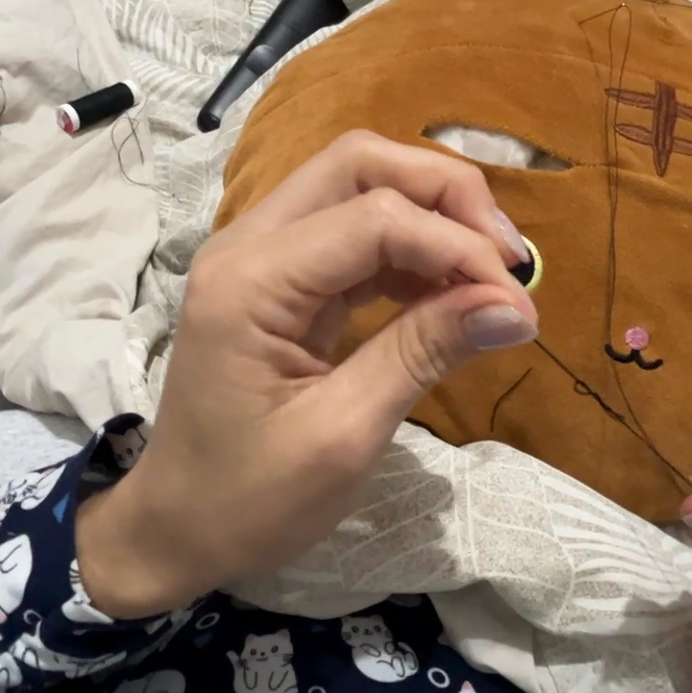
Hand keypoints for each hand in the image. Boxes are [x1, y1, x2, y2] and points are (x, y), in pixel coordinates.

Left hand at [77, 131, 539, 617]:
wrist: (176, 527)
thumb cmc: (248, 500)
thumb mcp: (343, 435)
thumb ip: (423, 353)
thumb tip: (514, 306)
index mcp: (250, 281)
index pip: (372, 217)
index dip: (455, 244)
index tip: (515, 300)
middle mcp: (248, 244)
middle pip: (358, 165)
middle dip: (444, 194)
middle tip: (506, 256)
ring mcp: (258, 255)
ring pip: (356, 187)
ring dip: (430, 216)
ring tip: (487, 275)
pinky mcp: (277, 278)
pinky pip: (350, 234)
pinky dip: (407, 250)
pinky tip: (447, 290)